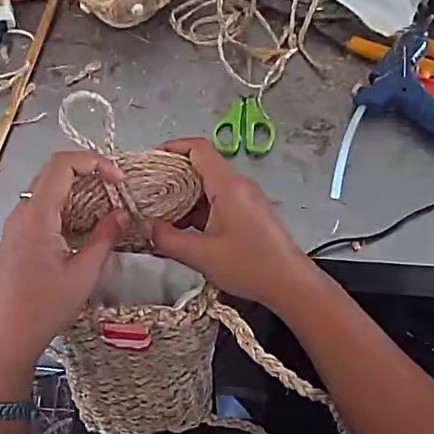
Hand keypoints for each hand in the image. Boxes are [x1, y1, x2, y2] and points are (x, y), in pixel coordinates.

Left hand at [0, 151, 128, 365]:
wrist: (9, 334)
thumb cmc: (45, 307)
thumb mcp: (84, 273)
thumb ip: (104, 238)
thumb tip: (123, 215)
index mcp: (36, 216)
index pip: (62, 166)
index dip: (94, 162)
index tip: (120, 179)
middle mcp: (22, 212)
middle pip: (54, 171)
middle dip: (89, 171)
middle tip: (117, 186)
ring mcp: (17, 224)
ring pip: (49, 188)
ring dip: (79, 188)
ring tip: (108, 202)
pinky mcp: (18, 236)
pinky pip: (43, 206)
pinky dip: (68, 204)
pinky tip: (87, 221)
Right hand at [148, 138, 319, 308]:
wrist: (291, 285)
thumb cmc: (251, 266)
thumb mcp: (201, 255)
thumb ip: (166, 239)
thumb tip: (143, 228)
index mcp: (228, 186)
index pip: (198, 148)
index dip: (171, 149)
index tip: (150, 163)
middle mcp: (239, 186)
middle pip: (201, 167)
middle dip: (172, 178)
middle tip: (148, 194)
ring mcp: (246, 199)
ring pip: (208, 187)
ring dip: (184, 198)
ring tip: (161, 217)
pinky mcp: (249, 214)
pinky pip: (218, 202)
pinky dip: (198, 211)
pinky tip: (184, 230)